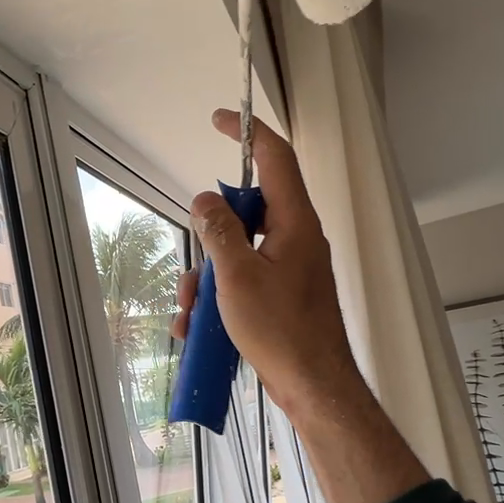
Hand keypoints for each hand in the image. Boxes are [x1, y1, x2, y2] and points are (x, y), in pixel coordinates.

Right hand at [171, 110, 367, 418]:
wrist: (312, 383)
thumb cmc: (279, 328)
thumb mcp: (237, 276)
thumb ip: (219, 232)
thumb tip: (204, 200)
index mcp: (294, 223)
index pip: (274, 159)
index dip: (247, 133)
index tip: (219, 119)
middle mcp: (295, 238)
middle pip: (244, 214)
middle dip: (207, 241)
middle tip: (194, 274)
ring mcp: (288, 267)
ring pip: (236, 253)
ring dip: (206, 279)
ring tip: (191, 313)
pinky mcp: (280, 294)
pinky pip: (242, 281)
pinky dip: (217, 299)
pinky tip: (197, 328)